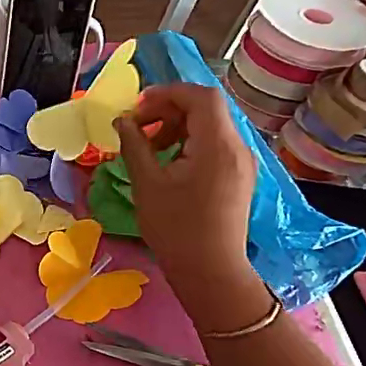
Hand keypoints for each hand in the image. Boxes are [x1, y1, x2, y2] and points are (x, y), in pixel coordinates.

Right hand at [117, 84, 266, 331]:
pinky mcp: (240, 177)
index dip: (168, 93)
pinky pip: (216, 145)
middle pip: (207, 108)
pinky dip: (191, 143)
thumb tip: (122, 120)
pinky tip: (170, 165)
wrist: (211, 272)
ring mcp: (242, 162)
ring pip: (211, 126)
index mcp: (217, 144)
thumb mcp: (147, 184)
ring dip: (179, 127)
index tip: (138, 108)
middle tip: (139, 128)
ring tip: (151, 149)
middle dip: (170, 110)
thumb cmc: (176, 229)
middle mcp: (237, 147)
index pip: (200, 96)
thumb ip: (134, 144)